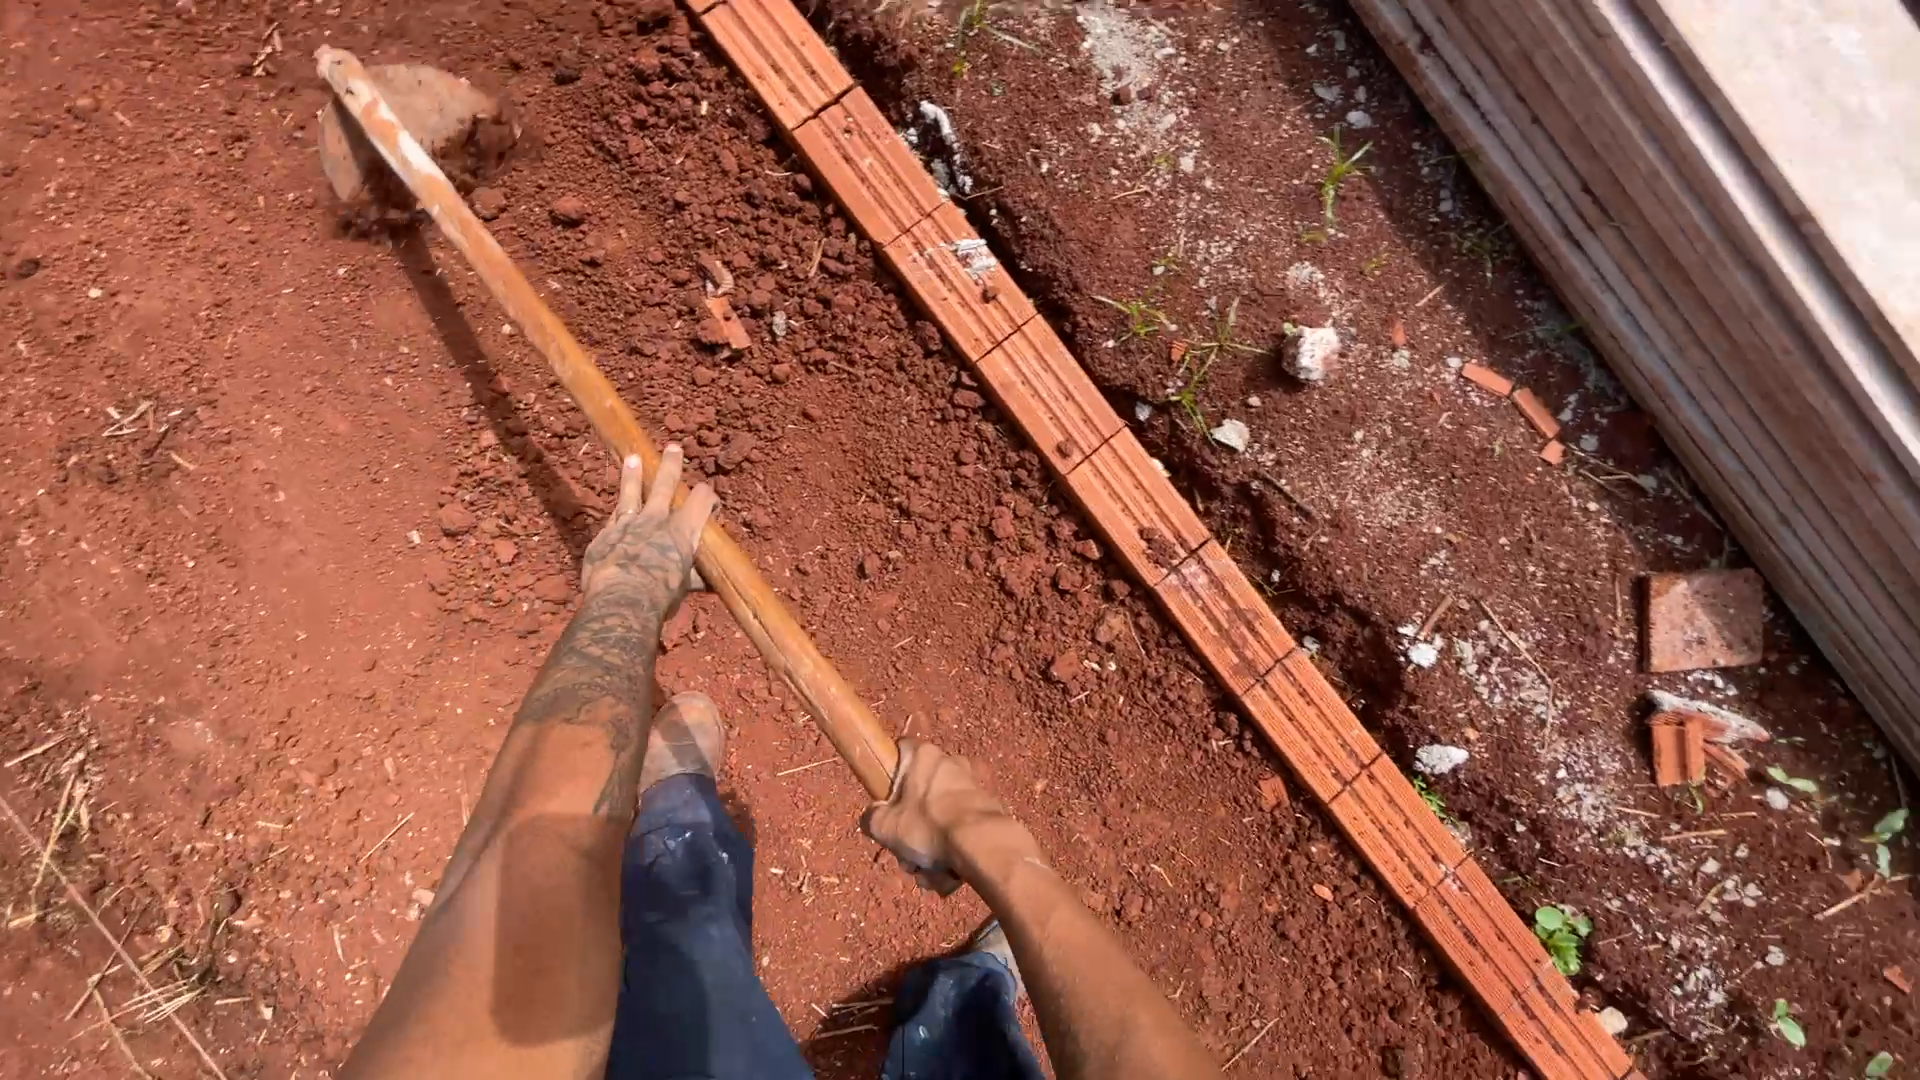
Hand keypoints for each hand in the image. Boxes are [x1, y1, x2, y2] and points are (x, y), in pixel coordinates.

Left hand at [579, 445, 716, 620]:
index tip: (709, 498)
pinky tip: (615, 509)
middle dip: (671, 465)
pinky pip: (612, 517)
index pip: (701, 500)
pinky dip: (617, 512)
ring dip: (634, 475)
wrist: (621, 600)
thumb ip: (693, 577)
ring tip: (633, 458)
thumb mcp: (684, 587)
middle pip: (666, 484)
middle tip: (673, 448)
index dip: (707, 496)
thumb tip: (711, 583)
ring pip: (632, 492)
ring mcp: (628, 524)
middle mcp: (657, 520)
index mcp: (683, 531)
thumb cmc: (661, 595)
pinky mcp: (604, 535)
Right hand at [863, 738, 1026, 890]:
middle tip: (909, 853)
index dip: (889, 774)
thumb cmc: (928, 826)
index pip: (900, 751)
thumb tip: (872, 818)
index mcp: (924, 756)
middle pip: (919, 795)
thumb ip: (872, 818)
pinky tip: (950, 873)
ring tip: (930, 871)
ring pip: (939, 818)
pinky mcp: (987, 809)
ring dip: (932, 848)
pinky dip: (953, 851)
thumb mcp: (885, 826)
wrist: (982, 844)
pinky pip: (960, 830)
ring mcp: (971, 786)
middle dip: (912, 830)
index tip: (886, 799)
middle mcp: (950, 763)